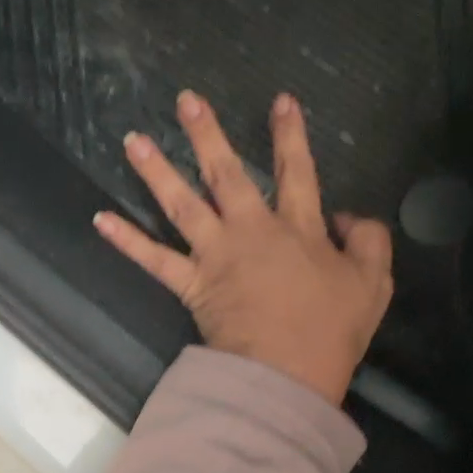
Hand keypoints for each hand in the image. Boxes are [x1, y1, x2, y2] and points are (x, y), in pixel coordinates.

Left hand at [94, 90, 393, 405]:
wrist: (285, 371)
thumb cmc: (331, 331)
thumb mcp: (373, 282)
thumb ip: (367, 241)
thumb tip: (349, 216)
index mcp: (298, 228)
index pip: (298, 171)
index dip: (290, 135)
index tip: (280, 101)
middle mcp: (250, 231)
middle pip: (227, 173)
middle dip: (207, 134)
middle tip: (186, 100)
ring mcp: (214, 255)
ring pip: (181, 203)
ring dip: (156, 170)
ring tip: (132, 140)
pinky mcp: (189, 282)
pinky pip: (152, 258)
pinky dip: (125, 239)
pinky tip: (99, 219)